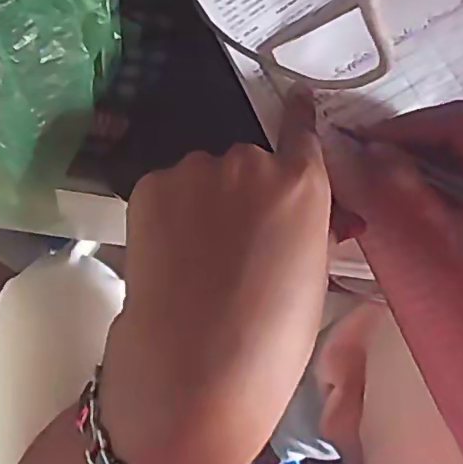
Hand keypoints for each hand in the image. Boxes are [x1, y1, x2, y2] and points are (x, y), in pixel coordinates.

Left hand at [97, 95, 332, 463]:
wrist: (195, 364)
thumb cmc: (272, 339)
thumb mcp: (312, 275)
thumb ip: (307, 225)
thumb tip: (301, 211)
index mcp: (300, 184)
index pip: (300, 129)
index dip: (297, 115)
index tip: (293, 99)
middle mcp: (248, 162)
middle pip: (246, 160)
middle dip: (242, 189)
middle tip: (230, 239)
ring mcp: (194, 170)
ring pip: (203, 174)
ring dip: (202, 199)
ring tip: (194, 253)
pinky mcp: (151, 185)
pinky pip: (168, 188)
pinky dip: (169, 211)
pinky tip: (169, 251)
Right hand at [324, 101, 462, 362]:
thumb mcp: (414, 240)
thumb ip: (371, 180)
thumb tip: (332, 140)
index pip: (455, 122)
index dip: (392, 130)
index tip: (343, 148)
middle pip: (446, 145)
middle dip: (389, 160)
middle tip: (344, 179)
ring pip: (438, 173)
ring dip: (390, 185)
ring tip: (352, 207)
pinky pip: (440, 201)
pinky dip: (402, 207)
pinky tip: (371, 226)